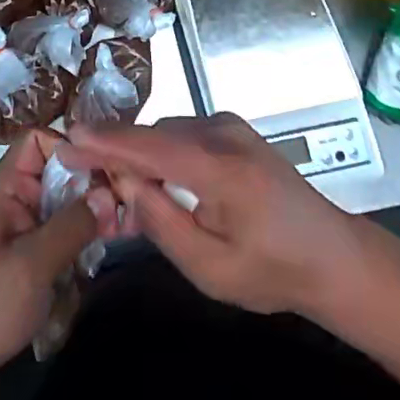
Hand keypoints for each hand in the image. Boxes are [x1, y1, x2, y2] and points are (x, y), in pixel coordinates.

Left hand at [0, 129, 113, 396]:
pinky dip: (83, 235)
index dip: (73, 148)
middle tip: (126, 210)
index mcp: (4, 186)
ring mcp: (23, 221)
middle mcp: (14, 195)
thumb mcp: (32, 266)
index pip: (40, 139)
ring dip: (91, 214)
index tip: (108, 173)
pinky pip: (64, 226)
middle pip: (60, 169)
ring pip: (67, 199)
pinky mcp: (31, 246)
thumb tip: (111, 191)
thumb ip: (72, 225)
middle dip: (92, 186)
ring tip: (120, 231)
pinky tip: (102, 250)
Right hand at [64, 113, 367, 317]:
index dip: (104, 142)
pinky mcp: (234, 131)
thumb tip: (123, 182)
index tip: (67, 139)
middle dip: (116, 154)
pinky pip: (183, 134)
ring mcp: (232, 128)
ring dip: (139, 155)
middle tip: (89, 185)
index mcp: (220, 168)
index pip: (149, 146)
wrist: (333, 255)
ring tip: (123, 193)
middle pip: (153, 136)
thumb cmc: (273, 271)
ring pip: (165, 133)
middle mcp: (224, 134)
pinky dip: (161, 153)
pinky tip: (156, 183)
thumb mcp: (209, 266)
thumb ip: (160, 221)